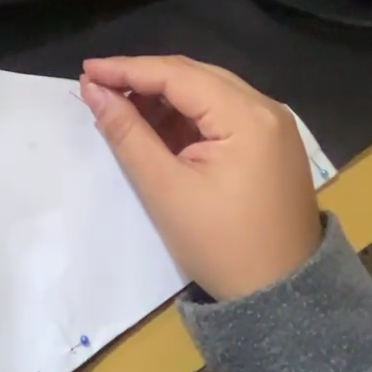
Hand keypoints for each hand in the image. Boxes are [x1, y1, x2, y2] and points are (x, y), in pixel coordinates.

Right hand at [80, 56, 321, 299]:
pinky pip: (218, 111)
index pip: (176, 74)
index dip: (127, 69)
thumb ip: (126, 132)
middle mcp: (265, 108)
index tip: (85, 70)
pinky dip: (183, 114)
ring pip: (204, 90)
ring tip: (120, 106)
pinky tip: (154, 125)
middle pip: (192, 75)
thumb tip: (93, 89)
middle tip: (98, 86)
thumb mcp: (164, 189)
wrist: (285, 302)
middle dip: (142, 77)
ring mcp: (271, 125)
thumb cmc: (222, 246)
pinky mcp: (269, 143)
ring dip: (161, 95)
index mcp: (247, 116)